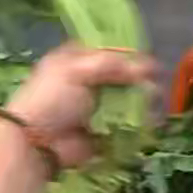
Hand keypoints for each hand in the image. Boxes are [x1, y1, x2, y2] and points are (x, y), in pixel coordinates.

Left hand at [2, 45, 155, 167]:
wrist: (37, 142)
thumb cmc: (52, 98)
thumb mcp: (77, 71)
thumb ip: (112, 65)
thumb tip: (148, 67)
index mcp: (74, 60)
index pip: (105, 50)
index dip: (127, 54)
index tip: (150, 60)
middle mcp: (85, 81)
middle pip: (120, 76)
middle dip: (139, 80)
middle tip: (156, 85)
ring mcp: (94, 107)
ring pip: (125, 101)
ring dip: (141, 102)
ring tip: (155, 104)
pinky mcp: (101, 131)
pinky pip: (125, 125)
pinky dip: (139, 124)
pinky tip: (152, 122)